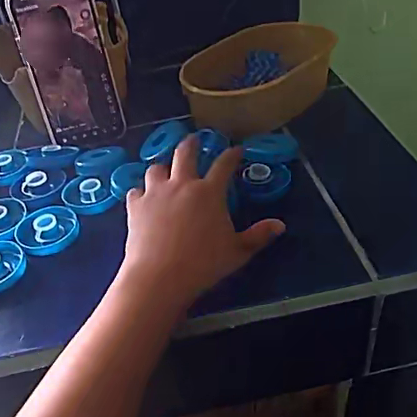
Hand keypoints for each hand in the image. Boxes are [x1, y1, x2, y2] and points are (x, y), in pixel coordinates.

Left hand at [118, 135, 283, 308]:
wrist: (160, 276)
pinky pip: (136, 190)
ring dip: (163, 167)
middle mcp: (182, 184)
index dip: (232, 155)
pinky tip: (143, 198)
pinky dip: (141, 192)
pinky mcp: (135, 206)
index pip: (224, 165)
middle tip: (194, 141)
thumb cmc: (204, 263)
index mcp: (210, 192)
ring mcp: (155, 193)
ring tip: (165, 171)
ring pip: (156, 168)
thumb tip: (280, 225)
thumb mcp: (238, 252)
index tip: (236, 150)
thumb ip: (258, 236)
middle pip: (184, 153)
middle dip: (191, 144)